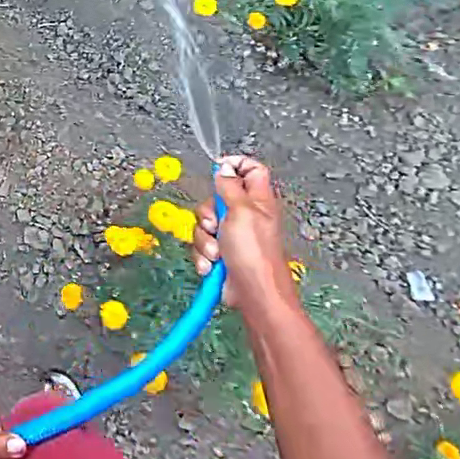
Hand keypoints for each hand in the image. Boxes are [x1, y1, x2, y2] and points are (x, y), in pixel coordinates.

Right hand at [192, 155, 298, 312]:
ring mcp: (231, 235)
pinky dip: (203, 256)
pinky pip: (202, 245)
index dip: (235, 165)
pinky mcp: (220, 253)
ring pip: (204, 224)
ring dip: (205, 240)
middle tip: (215, 226)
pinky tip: (211, 266)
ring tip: (217, 254)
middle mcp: (244, 214)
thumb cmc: (253, 251)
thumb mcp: (240, 211)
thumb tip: (224, 168)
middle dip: (207, 213)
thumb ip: (230, 187)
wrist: (252, 293)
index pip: (251, 169)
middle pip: (216, 198)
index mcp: (257, 199)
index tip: (217, 170)